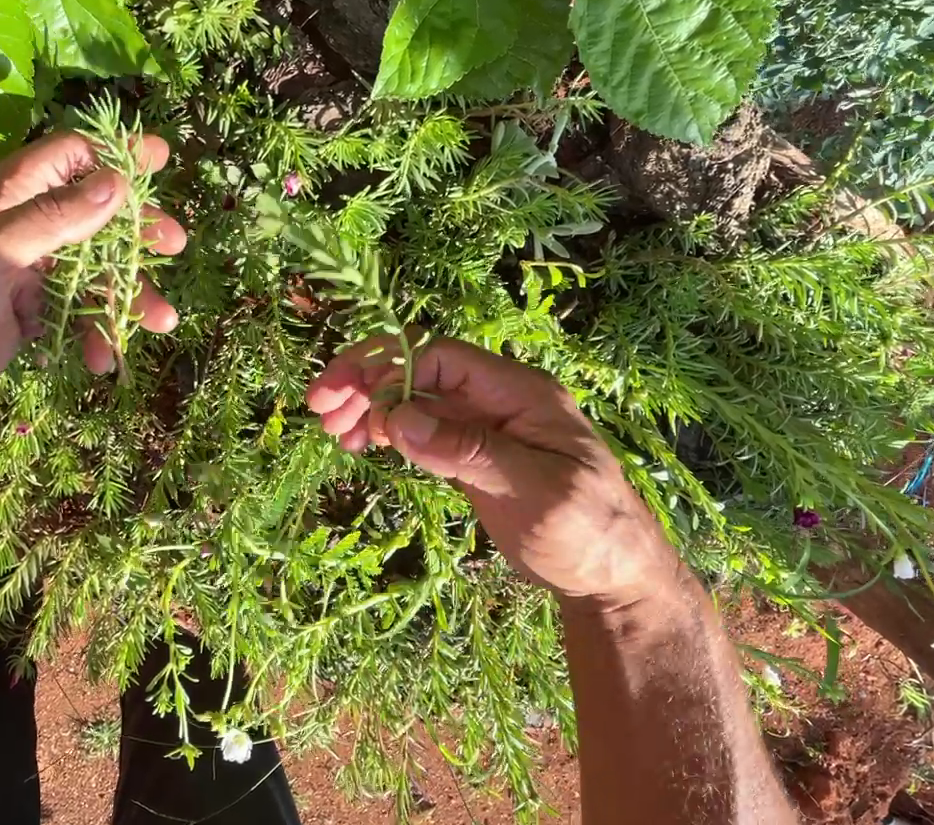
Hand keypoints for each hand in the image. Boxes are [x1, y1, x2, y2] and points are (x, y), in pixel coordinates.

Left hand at [0, 131, 186, 450]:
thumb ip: (54, 217)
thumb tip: (117, 182)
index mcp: (1, 195)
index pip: (66, 157)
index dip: (113, 154)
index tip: (160, 158)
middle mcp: (18, 226)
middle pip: (92, 215)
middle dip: (135, 231)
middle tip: (173, 243)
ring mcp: (24, 274)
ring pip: (92, 271)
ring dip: (126, 294)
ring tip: (161, 321)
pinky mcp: (27, 317)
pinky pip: (76, 314)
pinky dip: (95, 332)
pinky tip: (103, 358)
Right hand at [306, 335, 679, 609]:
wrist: (613, 576)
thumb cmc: (589, 529)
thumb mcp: (535, 490)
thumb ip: (467, 450)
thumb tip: (398, 420)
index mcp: (517, 390)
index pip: (439, 357)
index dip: (389, 368)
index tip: (346, 396)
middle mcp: (493, 398)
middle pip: (417, 371)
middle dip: (366, 381)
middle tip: (320, 409)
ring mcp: (478, 424)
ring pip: (410, 398)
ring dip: (368, 407)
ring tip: (333, 432)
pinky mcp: (465, 452)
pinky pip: (415, 428)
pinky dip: (384, 431)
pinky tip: (360, 444)